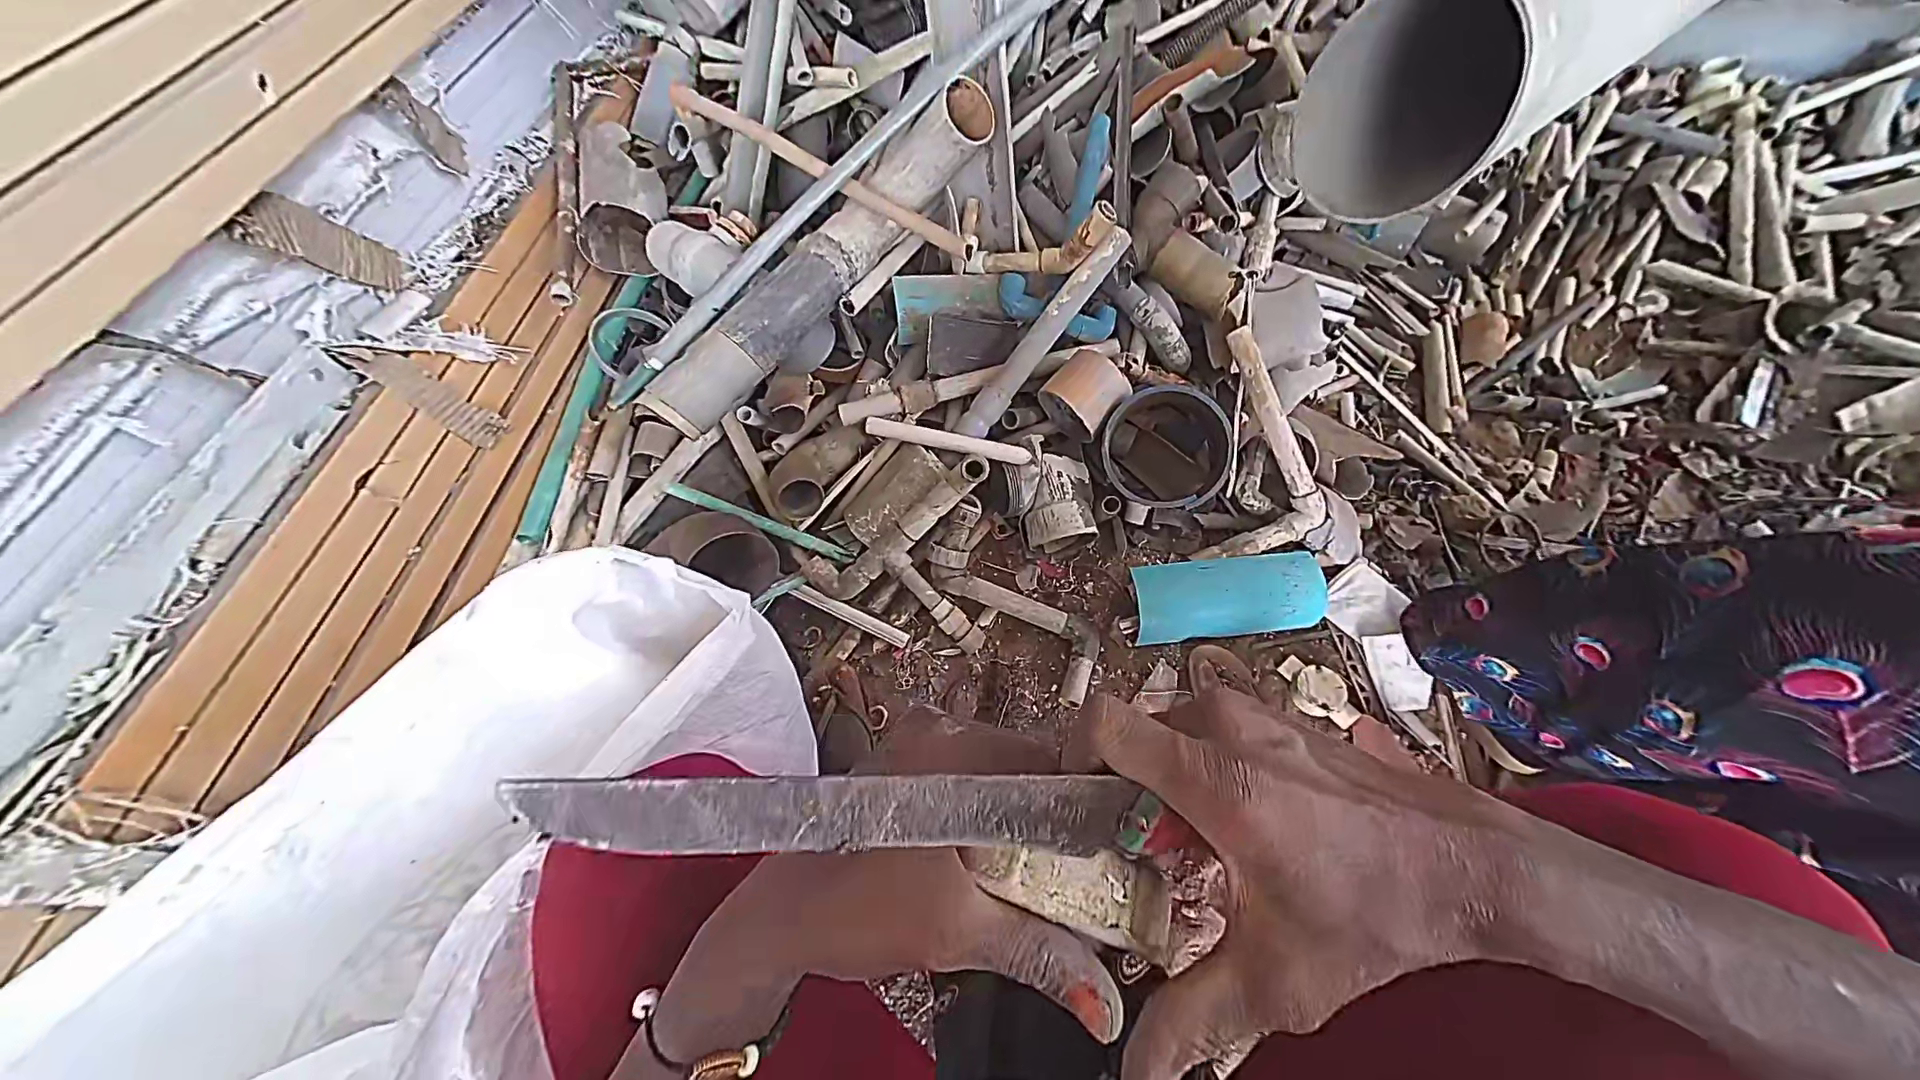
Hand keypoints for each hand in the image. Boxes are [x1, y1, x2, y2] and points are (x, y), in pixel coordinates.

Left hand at [621, 707, 1123, 1078]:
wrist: (782, 915)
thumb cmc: (857, 910)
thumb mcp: (958, 931)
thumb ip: (1040, 955)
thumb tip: (1105, 1004)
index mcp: (952, 746)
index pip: (1051, 762)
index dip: (1087, 809)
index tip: (1115, 850)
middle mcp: (938, 727)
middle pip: (1029, 765)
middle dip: (1058, 817)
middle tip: (1086, 868)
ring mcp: (920, 740)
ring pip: (1002, 773)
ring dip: (1026, 816)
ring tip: (1050, 866)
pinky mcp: (910, 761)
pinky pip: (974, 778)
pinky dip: (995, 811)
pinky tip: (1002, 853)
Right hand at [1083, 665, 1535, 1079]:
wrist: (1478, 865)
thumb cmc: (1378, 914)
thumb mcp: (1277, 980)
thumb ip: (1191, 1020)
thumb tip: (1131, 1069)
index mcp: (1213, 776)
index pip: (1105, 723)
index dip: (1074, 752)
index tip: (1082, 800)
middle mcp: (1226, 725)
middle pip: (1131, 732)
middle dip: (1122, 780)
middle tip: (1137, 839)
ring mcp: (1256, 712)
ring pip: (1169, 727)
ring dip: (1162, 772)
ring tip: (1187, 833)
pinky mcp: (1278, 715)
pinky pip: (1208, 726)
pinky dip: (1199, 762)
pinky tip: (1236, 817)